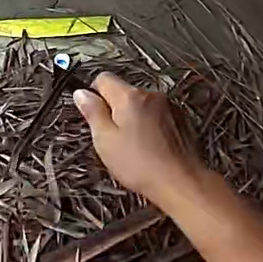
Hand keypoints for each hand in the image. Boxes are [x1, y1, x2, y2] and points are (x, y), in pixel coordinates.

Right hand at [73, 73, 207, 201]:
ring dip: (133, 119)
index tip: (93, 115)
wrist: (181, 182)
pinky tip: (149, 148)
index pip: (103, 78)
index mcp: (129, 97)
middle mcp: (151, 95)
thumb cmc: (141, 165)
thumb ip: (92, 112)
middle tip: (112, 137)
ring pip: (140, 105)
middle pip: (123, 92)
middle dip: (114, 110)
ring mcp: (168, 106)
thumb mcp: (105, 140)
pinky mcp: (180, 119)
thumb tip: (81, 93)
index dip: (93, 94)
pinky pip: (156, 115)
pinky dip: (150, 126)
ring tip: (132, 147)